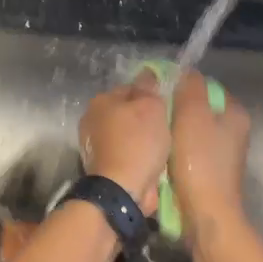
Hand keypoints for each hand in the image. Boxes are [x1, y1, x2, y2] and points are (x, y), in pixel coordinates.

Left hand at [78, 70, 170, 212]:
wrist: (122, 189)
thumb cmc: (137, 142)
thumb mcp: (150, 107)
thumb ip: (149, 88)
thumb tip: (148, 72)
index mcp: (101, 101)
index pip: (130, 88)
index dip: (151, 95)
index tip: (169, 107)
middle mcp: (93, 119)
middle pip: (128, 112)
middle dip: (147, 119)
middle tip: (169, 127)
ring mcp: (96, 144)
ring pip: (128, 134)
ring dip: (144, 140)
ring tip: (165, 147)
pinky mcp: (103, 166)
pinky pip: (128, 154)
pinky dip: (139, 157)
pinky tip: (154, 162)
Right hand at [168, 69, 251, 226]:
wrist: (205, 213)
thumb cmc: (199, 160)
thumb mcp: (192, 114)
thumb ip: (190, 87)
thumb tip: (185, 72)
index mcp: (234, 112)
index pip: (204, 86)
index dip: (180, 86)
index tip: (158, 94)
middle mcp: (233, 130)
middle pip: (197, 108)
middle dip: (174, 110)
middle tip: (153, 114)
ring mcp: (222, 152)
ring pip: (190, 130)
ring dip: (172, 131)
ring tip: (154, 134)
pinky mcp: (210, 171)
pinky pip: (188, 150)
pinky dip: (174, 150)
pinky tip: (161, 154)